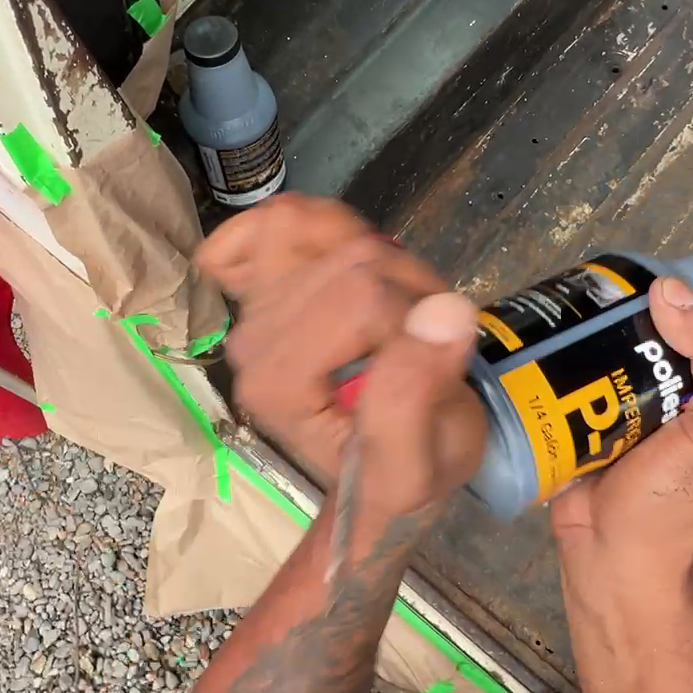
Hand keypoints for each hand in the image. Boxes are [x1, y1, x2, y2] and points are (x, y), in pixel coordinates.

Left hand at [197, 197, 488, 529]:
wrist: (372, 474)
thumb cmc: (396, 474)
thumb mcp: (419, 465)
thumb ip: (416, 398)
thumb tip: (441, 312)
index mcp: (280, 385)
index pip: (365, 300)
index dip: (414, 321)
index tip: (429, 361)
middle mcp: (252, 341)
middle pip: (351, 261)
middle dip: (409, 289)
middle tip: (424, 338)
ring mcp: (251, 309)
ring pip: (327, 232)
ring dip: (384, 259)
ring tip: (400, 310)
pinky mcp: (258, 285)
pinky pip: (279, 219)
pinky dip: (322, 224)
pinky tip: (349, 259)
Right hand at [550, 276, 692, 597]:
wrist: (607, 548)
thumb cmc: (675, 498)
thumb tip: (671, 289)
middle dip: (686, 296)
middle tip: (650, 265)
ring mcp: (648, 404)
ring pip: (647, 344)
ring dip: (628, 317)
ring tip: (599, 284)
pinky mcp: (601, 411)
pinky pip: (599, 367)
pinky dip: (588, 344)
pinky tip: (567, 323)